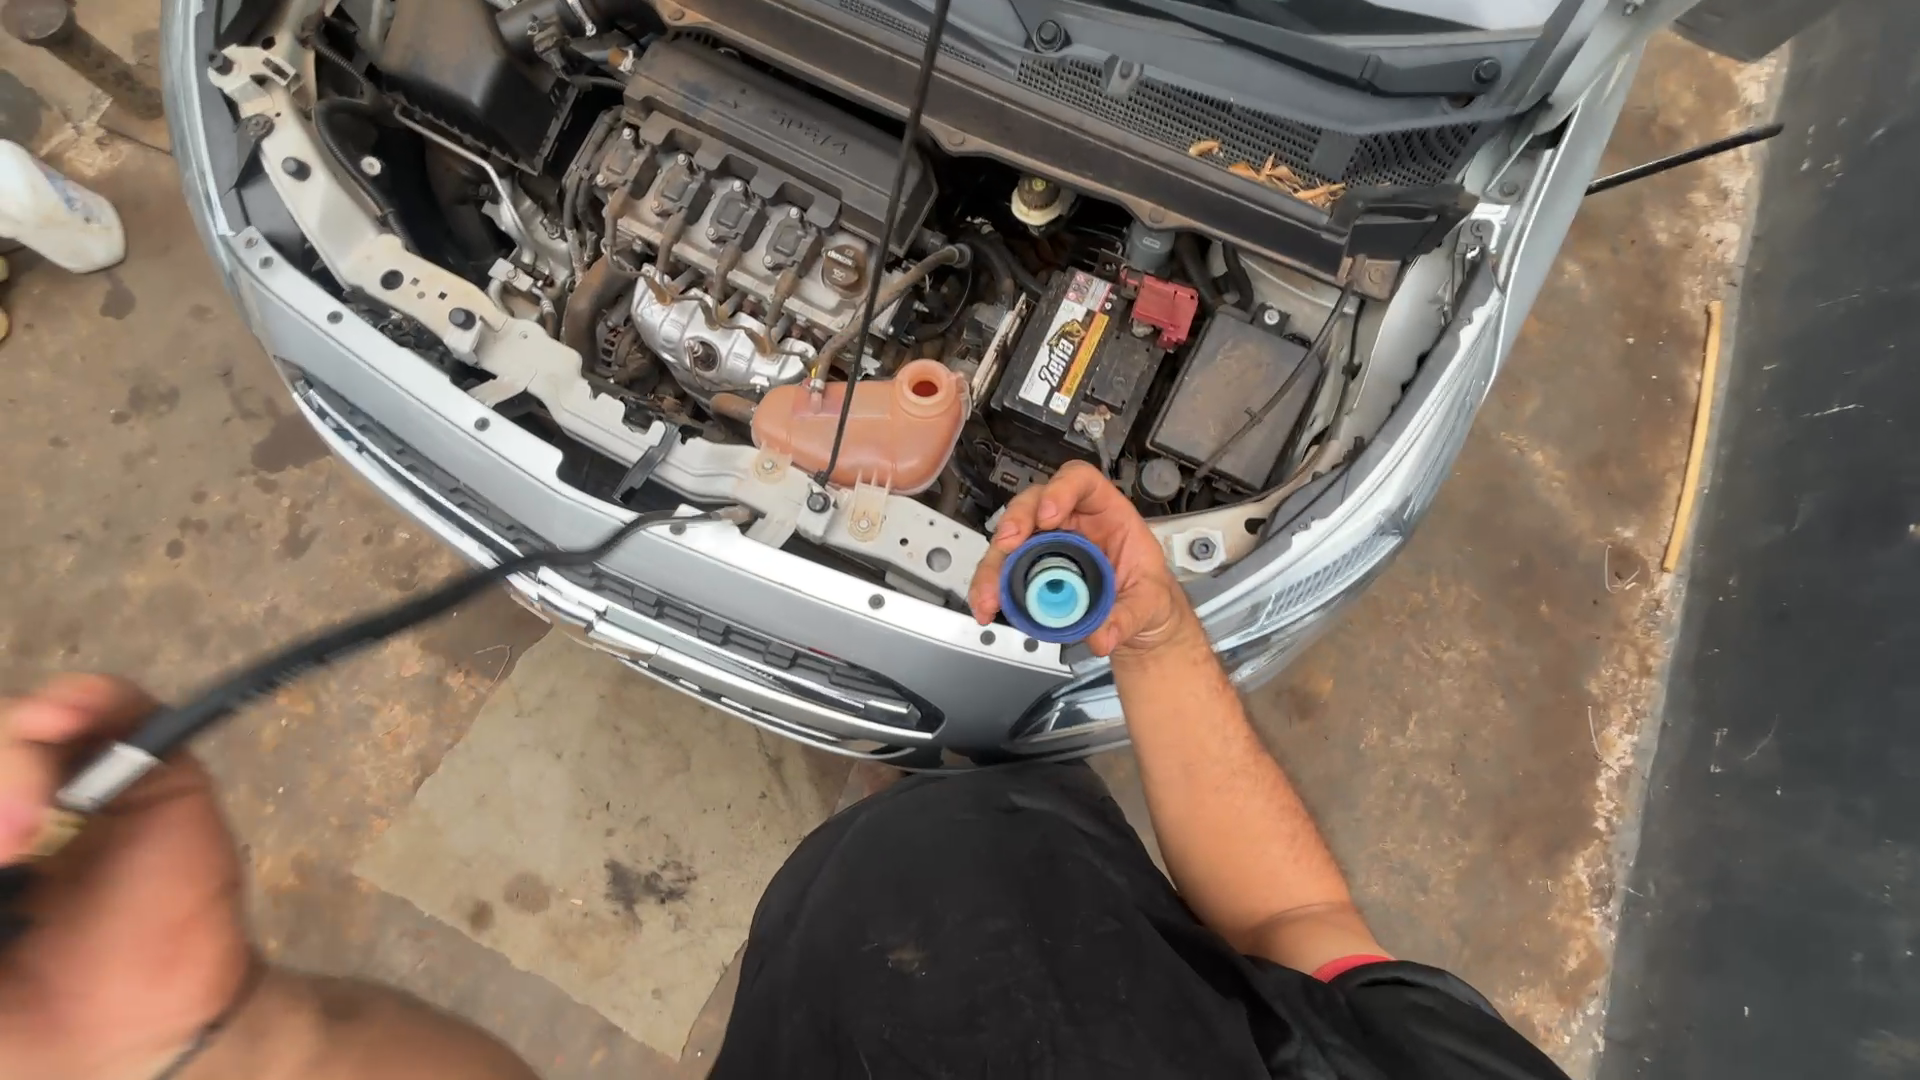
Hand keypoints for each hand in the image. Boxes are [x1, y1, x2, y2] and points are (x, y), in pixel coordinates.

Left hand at [0, 675, 249, 1079]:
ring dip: (13, 759)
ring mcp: (77, 783)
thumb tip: (5, 832)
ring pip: (23, 725)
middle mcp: (6, 809)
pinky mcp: (152, 773)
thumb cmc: (4, 1024)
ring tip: (27, 829)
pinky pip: (119, 708)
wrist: (124, 1034)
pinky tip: (62, 720)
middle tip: (1, 855)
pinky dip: (88, 700)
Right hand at [968, 461, 1201, 657]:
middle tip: (1007, 545)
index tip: (1048, 516)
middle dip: (1015, 521)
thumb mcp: (1149, 601)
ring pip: (1009, 537)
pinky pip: (1003, 570)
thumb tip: (1102, 637)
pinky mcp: (1029, 567)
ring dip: (994, 564)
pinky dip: (990, 588)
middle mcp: (1069, 521)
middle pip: (1032, 503)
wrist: (1136, 616)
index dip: (1060, 490)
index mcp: (1105, 511)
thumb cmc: (1145, 590)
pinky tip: (987, 607)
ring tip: (990, 595)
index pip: (1079, 481)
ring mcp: (1044, 542)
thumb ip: (1128, 616)